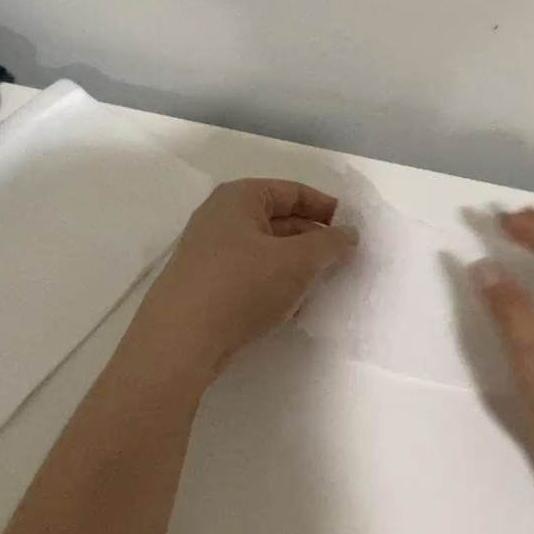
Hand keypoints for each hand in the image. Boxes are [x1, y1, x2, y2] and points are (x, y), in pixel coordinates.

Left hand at [131, 178, 357, 378]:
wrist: (179, 342)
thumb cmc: (241, 286)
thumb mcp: (297, 261)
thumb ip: (329, 244)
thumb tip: (348, 234)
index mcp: (239, 198)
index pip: (293, 191)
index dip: (326, 208)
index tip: (353, 232)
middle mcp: (220, 217)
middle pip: (279, 220)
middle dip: (313, 241)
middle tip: (344, 264)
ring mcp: (209, 253)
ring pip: (266, 251)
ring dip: (295, 267)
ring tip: (321, 288)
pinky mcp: (205, 286)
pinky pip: (250, 276)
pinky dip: (274, 285)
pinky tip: (290, 309)